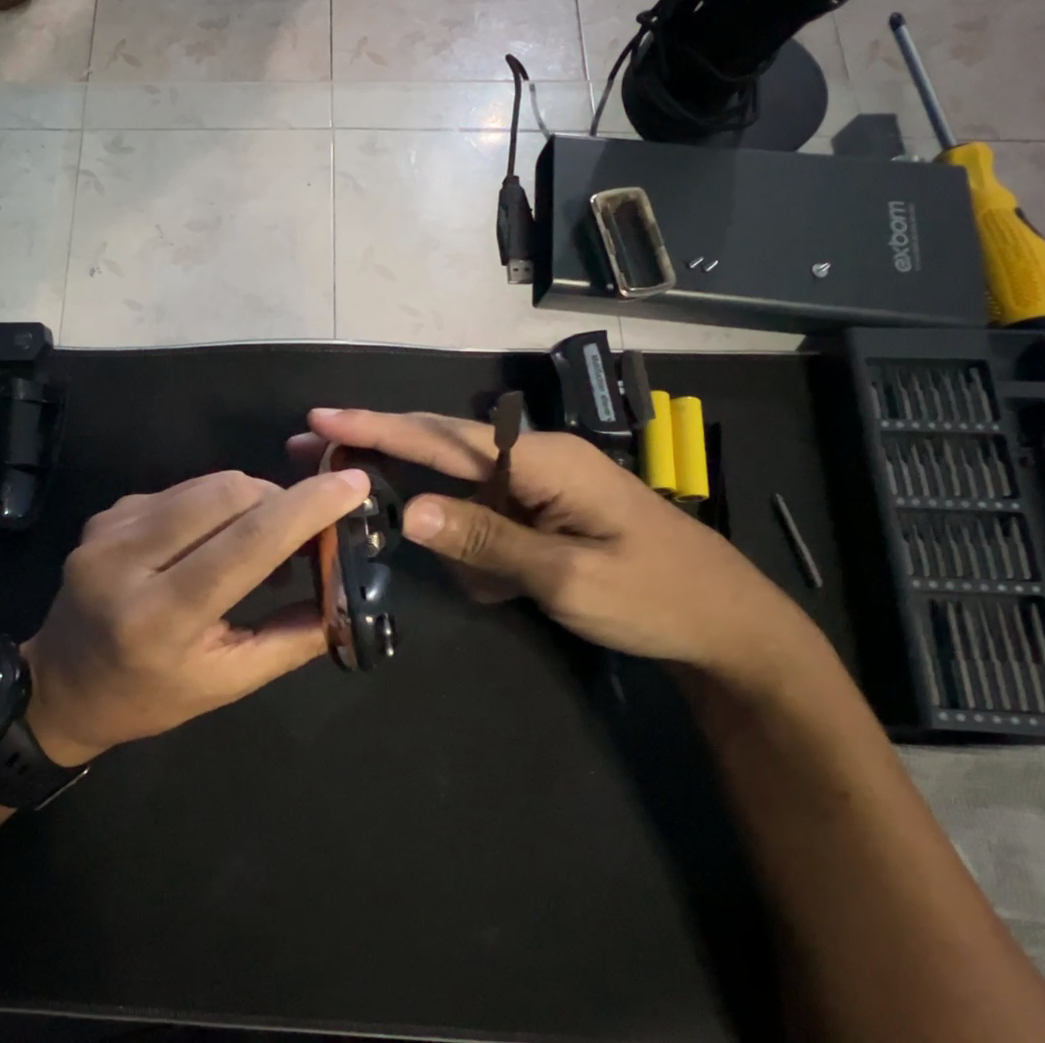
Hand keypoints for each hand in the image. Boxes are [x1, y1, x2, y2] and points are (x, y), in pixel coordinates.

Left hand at [22, 468, 371, 764]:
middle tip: (305, 532)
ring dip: (248, 502)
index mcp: (159, 618)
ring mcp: (106, 533)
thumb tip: (346, 593)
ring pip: (202, 485)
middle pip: (225, 495)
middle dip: (279, 501)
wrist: (61, 687)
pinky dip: (209, 508)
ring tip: (259, 545)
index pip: (245, 544)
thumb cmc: (148, 697)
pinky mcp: (101, 517)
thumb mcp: (226, 683)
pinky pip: (176, 492)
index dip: (305, 509)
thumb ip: (291, 639)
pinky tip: (209, 543)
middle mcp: (124, 563)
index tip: (353, 484)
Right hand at [289, 408, 834, 685]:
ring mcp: (541, 486)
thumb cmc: (655, 596)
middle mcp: (535, 459)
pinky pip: (486, 523)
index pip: (440, 437)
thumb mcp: (566, 576)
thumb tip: (407, 509)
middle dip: (382, 451)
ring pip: (461, 496)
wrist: (728, 626)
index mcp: (541, 460)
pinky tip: (510, 590)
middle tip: (315, 449)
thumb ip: (484, 540)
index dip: (374, 427)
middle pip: (440, 447)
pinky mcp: (544, 512)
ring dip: (454, 537)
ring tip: (497, 587)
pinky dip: (481, 555)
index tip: (319, 419)